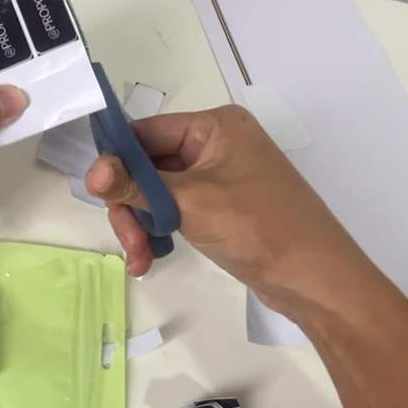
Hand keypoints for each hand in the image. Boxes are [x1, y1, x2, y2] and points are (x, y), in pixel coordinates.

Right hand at [85, 106, 386, 318]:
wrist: (318, 281)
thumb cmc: (258, 228)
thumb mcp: (188, 203)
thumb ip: (134, 185)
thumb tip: (89, 171)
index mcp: (215, 126)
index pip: (145, 132)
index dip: (117, 161)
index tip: (99, 194)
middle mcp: (215, 144)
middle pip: (146, 165)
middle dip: (130, 204)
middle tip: (128, 240)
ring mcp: (218, 176)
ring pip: (156, 192)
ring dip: (140, 224)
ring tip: (140, 258)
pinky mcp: (219, 206)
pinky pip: (173, 209)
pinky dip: (157, 231)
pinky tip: (149, 259)